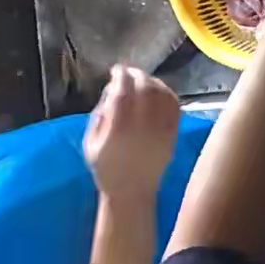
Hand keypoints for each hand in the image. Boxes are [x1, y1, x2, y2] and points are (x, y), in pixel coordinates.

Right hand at [83, 65, 181, 201]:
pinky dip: (166, 91)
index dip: (120, 75)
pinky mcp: (172, 133)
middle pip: (143, 87)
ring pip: (160, 92)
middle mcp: (142, 125)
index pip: (122, 91)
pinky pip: (173, 104)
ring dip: (151, 80)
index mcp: (118, 128)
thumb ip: (100, 113)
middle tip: (128, 73)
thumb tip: (112, 89)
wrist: (132, 193)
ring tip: (142, 80)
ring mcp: (160, 129)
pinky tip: (158, 90)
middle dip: (135, 74)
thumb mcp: (91, 142)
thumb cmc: (107, 168)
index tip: (116, 70)